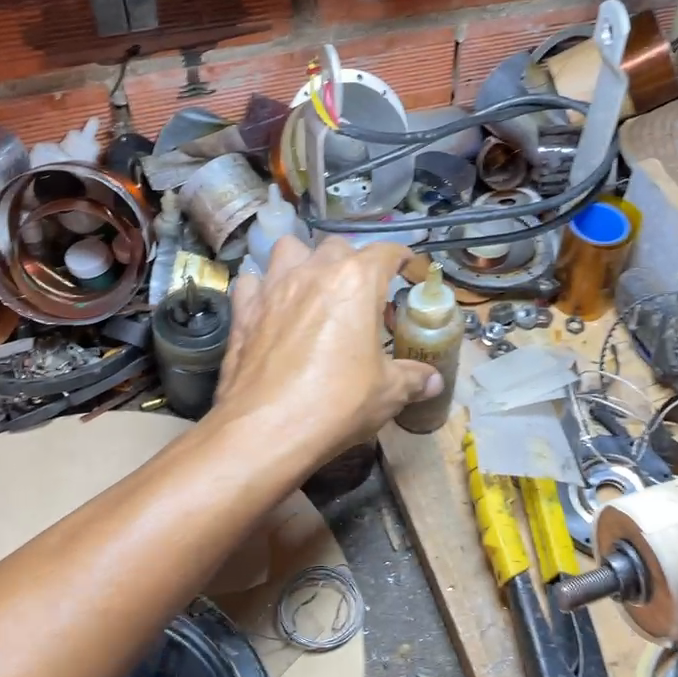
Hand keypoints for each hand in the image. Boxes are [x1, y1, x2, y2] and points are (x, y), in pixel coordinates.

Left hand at [213, 235, 441, 460]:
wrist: (266, 428)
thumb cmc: (337, 403)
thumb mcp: (387, 393)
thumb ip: (413, 379)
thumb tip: (434, 381)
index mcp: (356, 282)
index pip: (385, 252)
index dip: (399, 257)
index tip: (405, 266)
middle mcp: (313, 273)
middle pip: (337, 247)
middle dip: (351, 262)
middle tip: (360, 293)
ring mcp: (273, 288)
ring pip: (288, 249)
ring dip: (303, 261)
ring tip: (312, 287)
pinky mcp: (243, 310)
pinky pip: (252, 282)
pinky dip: (262, 288)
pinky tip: (271, 307)